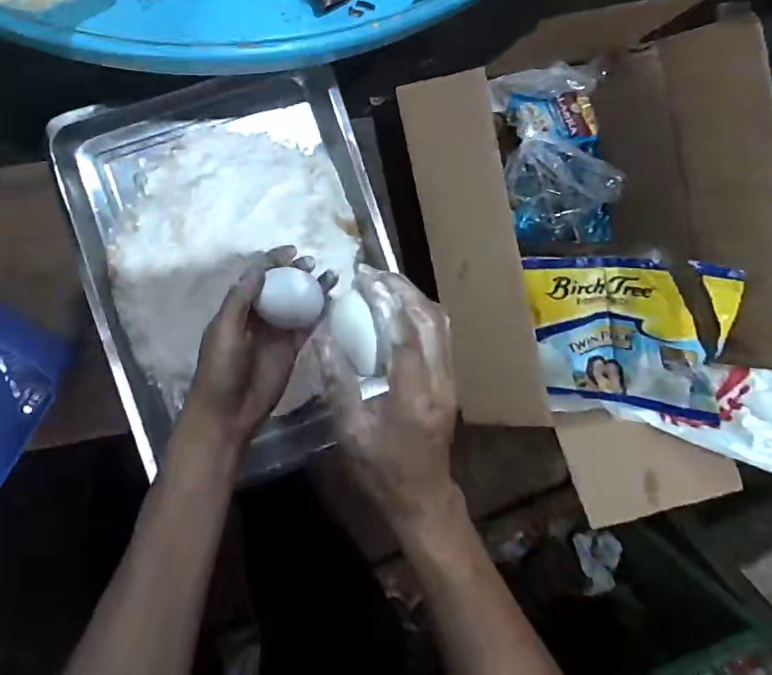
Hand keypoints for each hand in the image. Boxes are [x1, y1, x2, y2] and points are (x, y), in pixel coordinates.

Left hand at [180, 246, 318, 449]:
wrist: (227, 413)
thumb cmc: (220, 369)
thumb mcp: (224, 329)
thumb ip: (240, 299)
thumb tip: (260, 269)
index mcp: (237, 306)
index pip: (257, 275)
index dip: (273, 261)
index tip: (292, 251)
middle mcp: (257, 314)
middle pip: (279, 285)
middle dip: (295, 271)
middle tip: (312, 262)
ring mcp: (275, 332)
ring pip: (295, 303)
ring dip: (311, 288)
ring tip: (329, 274)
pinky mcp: (290, 349)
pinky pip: (306, 325)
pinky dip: (318, 312)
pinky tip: (332, 299)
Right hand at [316, 266, 460, 534]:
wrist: (423, 500)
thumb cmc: (381, 469)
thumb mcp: (349, 430)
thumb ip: (337, 380)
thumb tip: (322, 334)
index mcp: (414, 396)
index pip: (406, 336)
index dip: (385, 300)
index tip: (362, 277)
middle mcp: (440, 382)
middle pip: (431, 320)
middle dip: (402, 288)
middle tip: (370, 271)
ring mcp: (449, 381)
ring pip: (440, 324)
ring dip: (412, 296)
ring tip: (382, 281)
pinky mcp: (449, 381)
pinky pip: (439, 334)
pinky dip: (418, 311)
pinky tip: (395, 306)